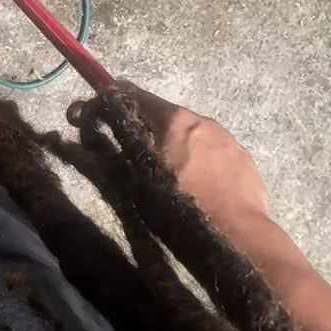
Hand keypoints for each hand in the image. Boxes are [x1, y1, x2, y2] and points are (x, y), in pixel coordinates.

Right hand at [105, 80, 269, 229]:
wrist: (237, 237)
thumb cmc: (179, 207)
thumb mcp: (132, 182)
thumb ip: (108, 152)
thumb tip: (86, 137)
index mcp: (172, 119)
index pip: (132, 93)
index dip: (110, 101)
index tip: (96, 113)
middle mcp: (202, 119)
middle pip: (164, 115)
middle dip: (146, 129)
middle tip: (134, 154)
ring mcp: (227, 138)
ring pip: (190, 134)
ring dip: (175, 145)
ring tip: (171, 175)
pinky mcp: (244, 159)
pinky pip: (213, 151)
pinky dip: (200, 160)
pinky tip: (198, 185)